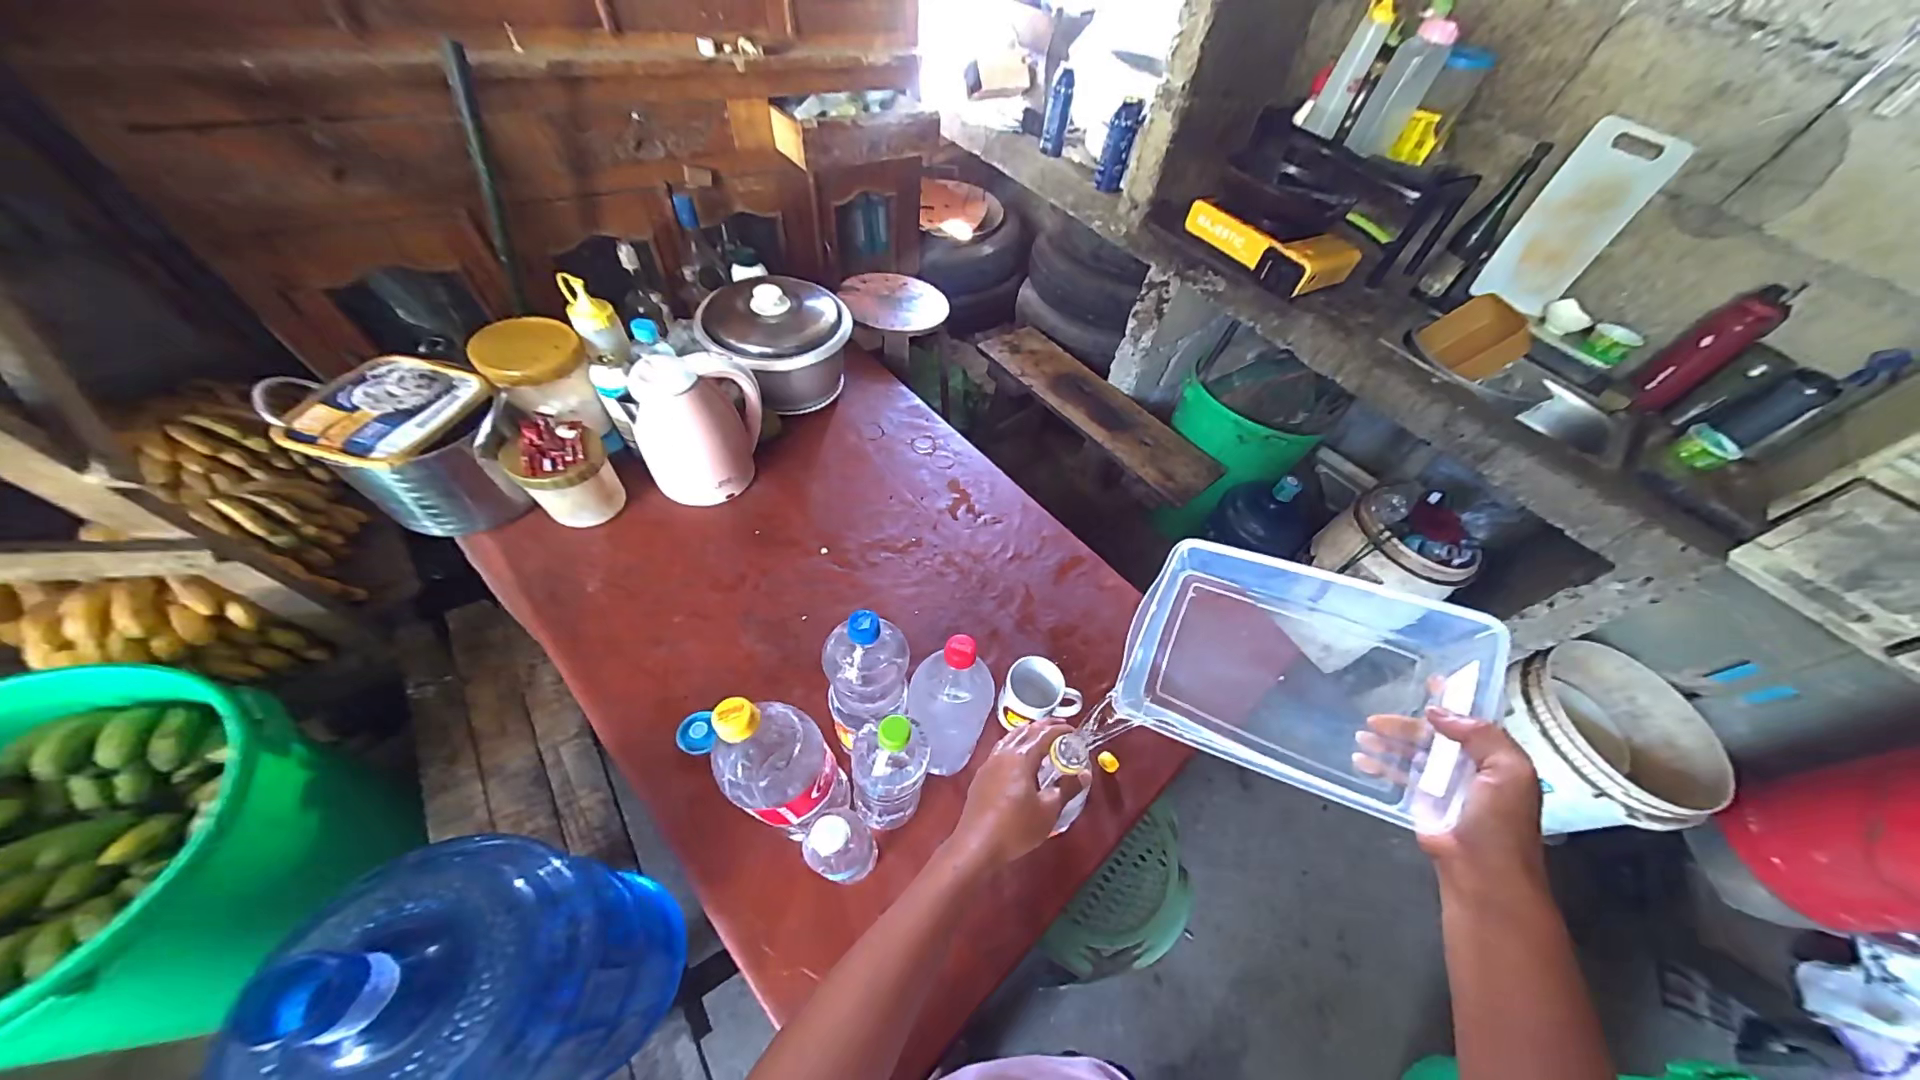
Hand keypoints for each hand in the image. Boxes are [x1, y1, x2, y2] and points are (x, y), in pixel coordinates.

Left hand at [943, 721, 1084, 873]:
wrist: (977, 844)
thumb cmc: (1016, 827)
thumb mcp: (1049, 811)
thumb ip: (1066, 789)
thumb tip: (1083, 774)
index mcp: (1021, 758)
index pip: (1043, 734)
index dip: (1060, 729)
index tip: (1073, 730)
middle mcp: (1003, 754)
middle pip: (1025, 731)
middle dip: (1043, 726)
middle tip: (1059, 728)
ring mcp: (989, 763)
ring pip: (1010, 738)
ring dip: (1027, 733)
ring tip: (1040, 738)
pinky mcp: (981, 775)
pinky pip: (1001, 750)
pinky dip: (1014, 745)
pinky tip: (1018, 758)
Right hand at [1355, 705, 1543, 883]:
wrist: (1483, 875)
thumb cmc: (1499, 824)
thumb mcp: (1508, 773)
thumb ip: (1481, 736)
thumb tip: (1439, 712)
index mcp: (1495, 759)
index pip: (1471, 721)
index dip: (1453, 700)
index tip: (1430, 681)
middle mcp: (1469, 768)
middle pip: (1432, 736)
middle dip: (1405, 726)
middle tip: (1374, 720)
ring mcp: (1444, 786)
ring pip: (1411, 754)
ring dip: (1387, 743)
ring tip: (1362, 736)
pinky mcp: (1422, 804)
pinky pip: (1398, 776)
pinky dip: (1379, 765)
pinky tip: (1361, 760)